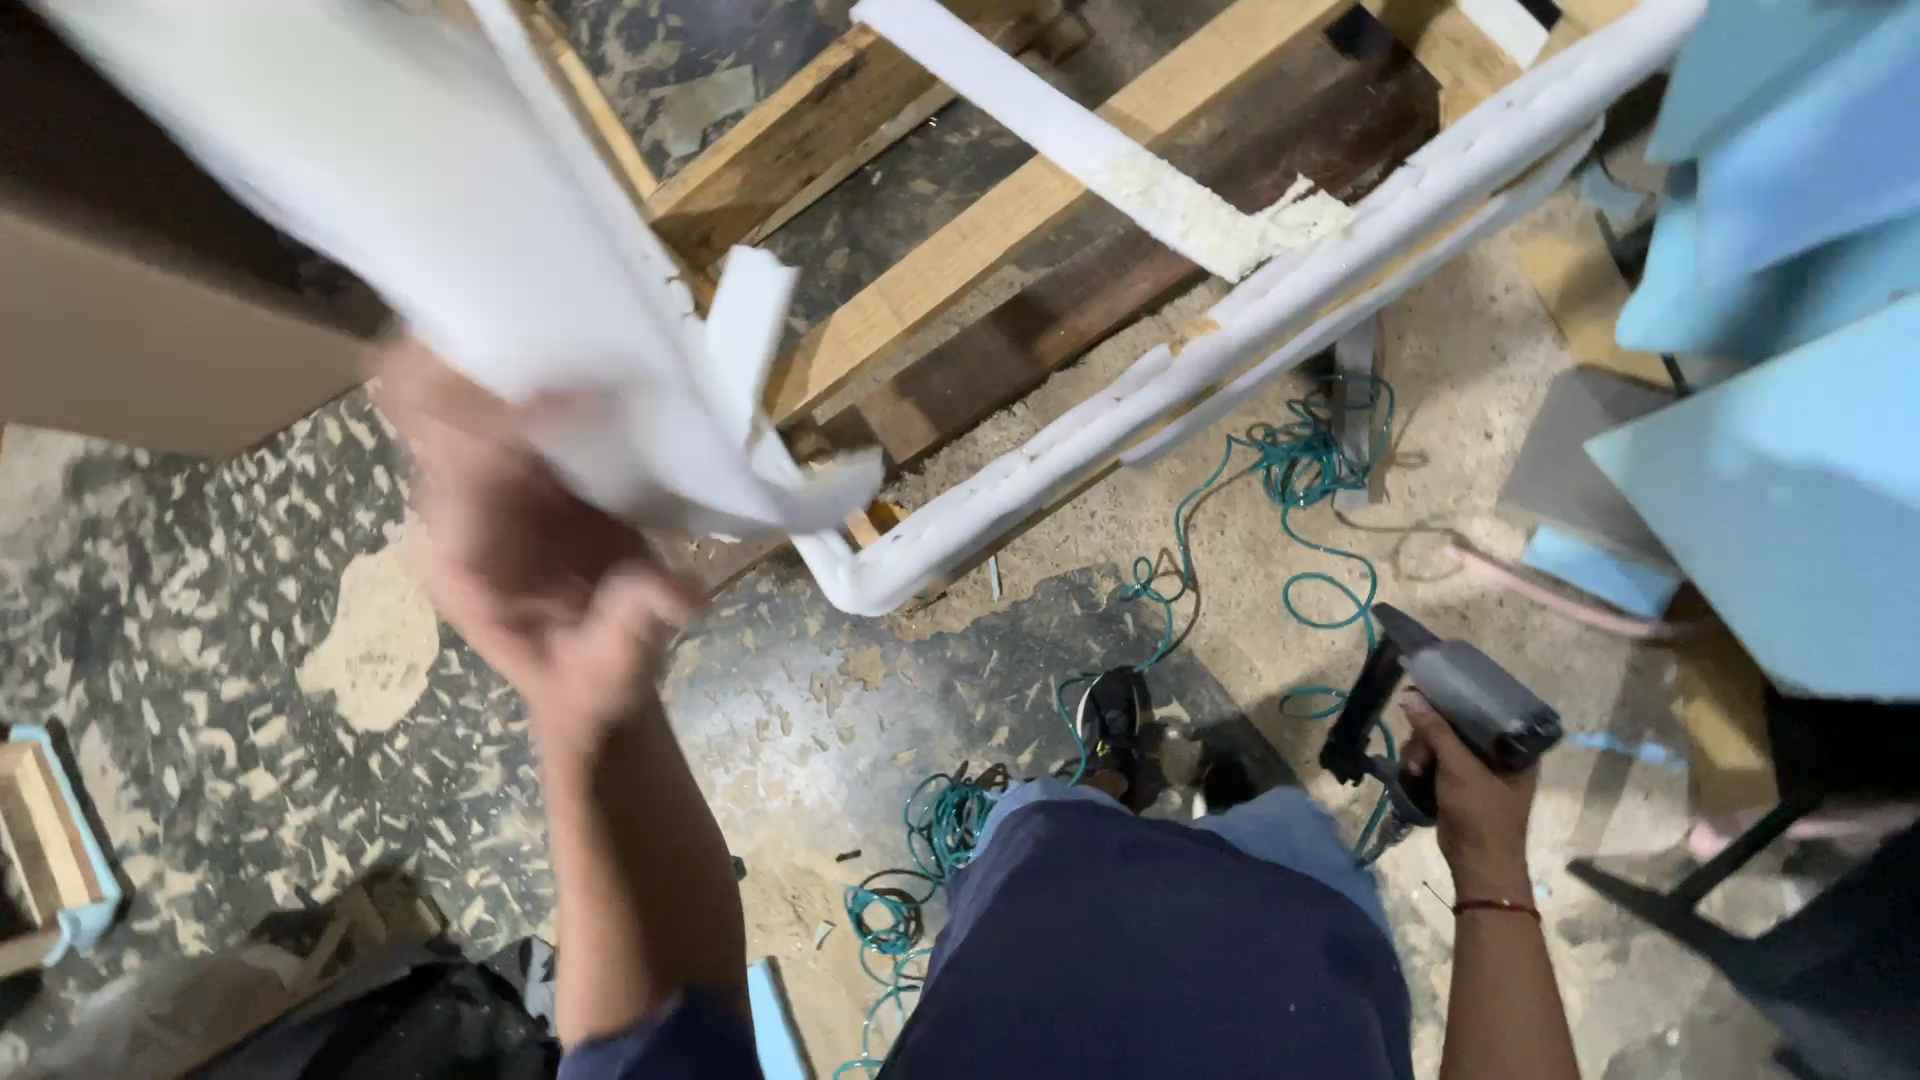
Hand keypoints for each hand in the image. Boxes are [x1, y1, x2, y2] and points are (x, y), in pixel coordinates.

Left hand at [372, 338, 704, 760]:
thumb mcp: (614, 670)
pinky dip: (524, 364)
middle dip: (461, 359)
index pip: (467, 471)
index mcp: (466, 560)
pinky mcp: (521, 470)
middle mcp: (453, 510)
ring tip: (554, 312)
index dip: (517, 425)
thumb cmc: (590, 682)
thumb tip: (685, 592)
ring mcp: (481, 484)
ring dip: (483, 346)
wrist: (587, 682)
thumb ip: (636, 625)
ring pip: (441, 389)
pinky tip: (572, 342)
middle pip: (416, 408)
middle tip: (540, 321)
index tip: (591, 391)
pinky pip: (499, 398)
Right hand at [1401, 690, 1537, 900]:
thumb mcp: (1459, 768)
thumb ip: (1436, 731)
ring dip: (1420, 751)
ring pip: (1438, 741)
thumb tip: (1410, 696)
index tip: (1427, 696)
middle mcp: (1497, 753)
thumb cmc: (1482, 814)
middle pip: (1454, 725)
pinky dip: (1420, 762)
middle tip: (1419, 752)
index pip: (1483, 710)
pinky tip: (1412, 772)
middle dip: (1429, 736)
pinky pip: (1434, 758)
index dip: (1454, 701)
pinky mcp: (1457, 780)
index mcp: (1514, 748)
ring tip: (1414, 768)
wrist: (1477, 861)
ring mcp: (1476, 768)